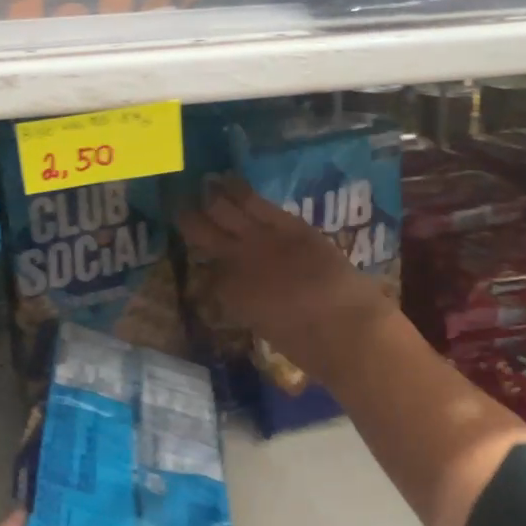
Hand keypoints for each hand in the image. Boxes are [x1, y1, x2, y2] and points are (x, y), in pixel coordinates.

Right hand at [178, 176, 395, 387]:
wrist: (345, 327)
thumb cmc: (311, 346)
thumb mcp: (269, 329)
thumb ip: (251, 307)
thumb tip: (245, 296)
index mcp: (230, 295)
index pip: (207, 276)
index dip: (203, 266)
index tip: (200, 258)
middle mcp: (235, 262)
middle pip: (202, 234)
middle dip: (190, 222)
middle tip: (180, 209)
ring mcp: (259, 239)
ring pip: (223, 210)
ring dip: (211, 198)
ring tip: (203, 185)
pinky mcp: (286, 224)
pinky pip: (255, 201)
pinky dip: (238, 189)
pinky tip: (228, 179)